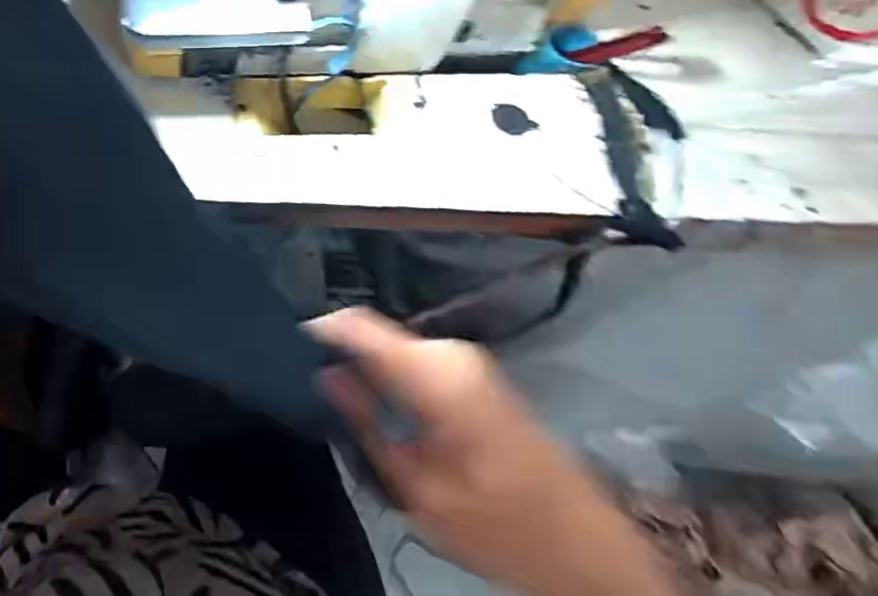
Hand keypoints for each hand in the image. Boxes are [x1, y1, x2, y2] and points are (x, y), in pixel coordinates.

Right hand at [310, 308, 675, 595]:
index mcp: (438, 376)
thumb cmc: (501, 528)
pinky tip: (386, 411)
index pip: (361, 325)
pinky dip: (392, 376)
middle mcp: (452, 354)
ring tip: (346, 407)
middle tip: (316, 393)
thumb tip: (327, 376)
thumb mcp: (420, 490)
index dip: (321, 328)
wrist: (588, 552)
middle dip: (344, 358)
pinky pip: (414, 360)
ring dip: (368, 370)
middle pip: (376, 338)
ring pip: (393, 349)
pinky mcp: (476, 374)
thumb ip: (367, 424)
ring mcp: (468, 361)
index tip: (288, 343)